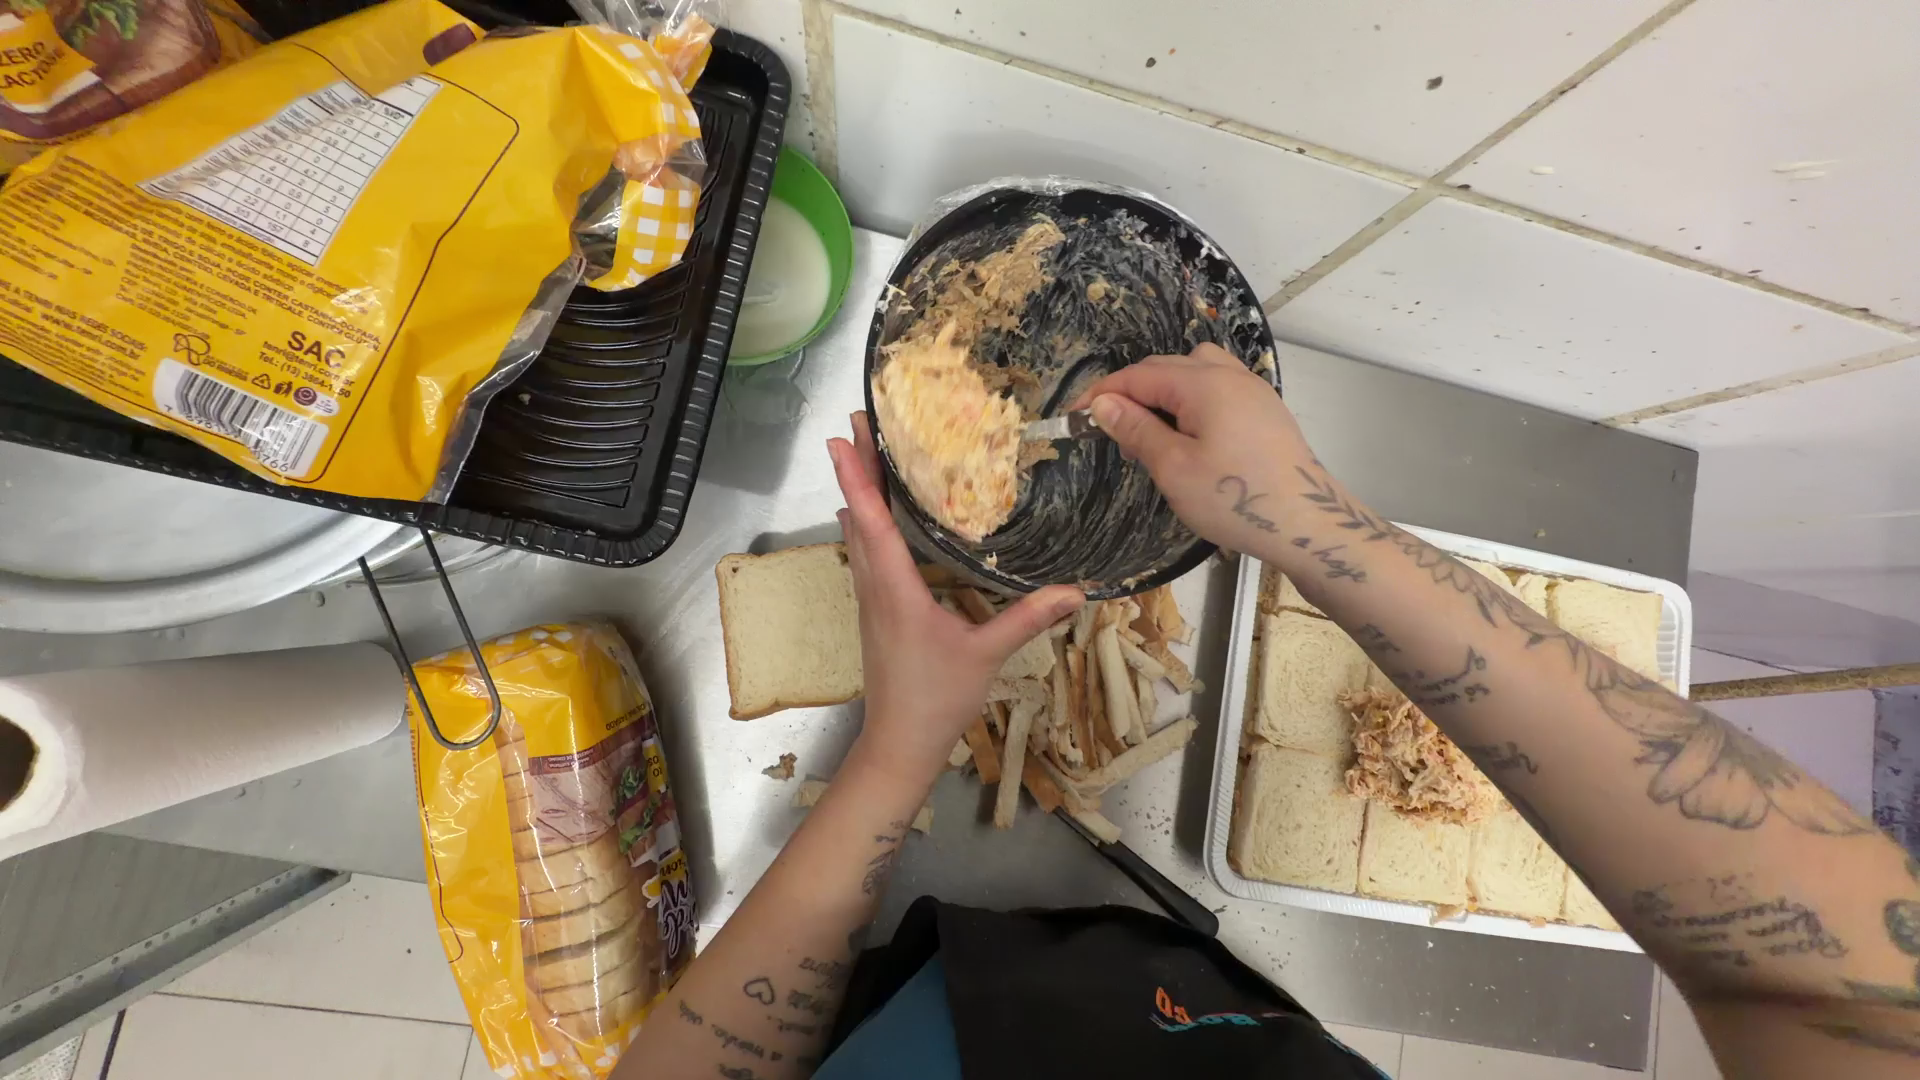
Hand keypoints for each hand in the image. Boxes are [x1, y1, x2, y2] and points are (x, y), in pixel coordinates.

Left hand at [826, 413, 1083, 786]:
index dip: (859, 479)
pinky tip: (868, 517)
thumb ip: (1028, 619)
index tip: (843, 440)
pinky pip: (863, 554)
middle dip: (855, 472)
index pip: (873, 523)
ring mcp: (870, 600)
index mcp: (896, 590)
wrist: (899, 742)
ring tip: (862, 456)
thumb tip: (1076, 589)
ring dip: (856, 494)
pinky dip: (863, 524)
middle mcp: (875, 586)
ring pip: (856, 536)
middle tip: (854, 426)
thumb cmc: (937, 698)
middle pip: (857, 519)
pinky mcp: (874, 611)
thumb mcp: (987, 656)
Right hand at [1074, 344, 1319, 560]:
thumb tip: (1103, 404)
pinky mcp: (1264, 409)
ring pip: (1193, 371)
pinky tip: (1186, 433)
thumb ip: (1137, 430)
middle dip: (1129, 393)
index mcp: (1203, 384)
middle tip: (1107, 431)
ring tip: (1149, 430)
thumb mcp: (1173, 467)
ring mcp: (1252, 390)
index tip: (1074, 417)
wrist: (1307, 524)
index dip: (1102, 394)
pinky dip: (1189, 399)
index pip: (1138, 376)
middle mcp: (1229, 375)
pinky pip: (1216, 387)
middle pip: (1165, 368)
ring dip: (1161, 392)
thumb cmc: (1234, 498)